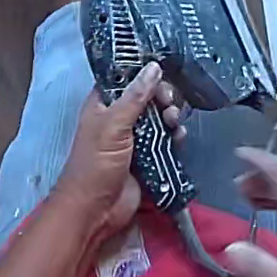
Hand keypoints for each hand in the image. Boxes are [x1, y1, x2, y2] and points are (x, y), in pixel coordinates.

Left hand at [48, 63, 187, 239]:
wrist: (96, 210)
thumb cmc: (96, 162)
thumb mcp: (113, 125)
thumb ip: (135, 97)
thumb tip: (154, 67)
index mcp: (103, 103)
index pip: (125, 78)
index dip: (143, 73)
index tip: (162, 72)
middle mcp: (118, 116)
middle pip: (146, 97)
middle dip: (161, 96)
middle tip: (169, 103)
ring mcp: (133, 137)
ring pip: (158, 117)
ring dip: (169, 116)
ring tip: (174, 122)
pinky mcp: (147, 157)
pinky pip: (164, 140)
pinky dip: (173, 136)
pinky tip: (179, 137)